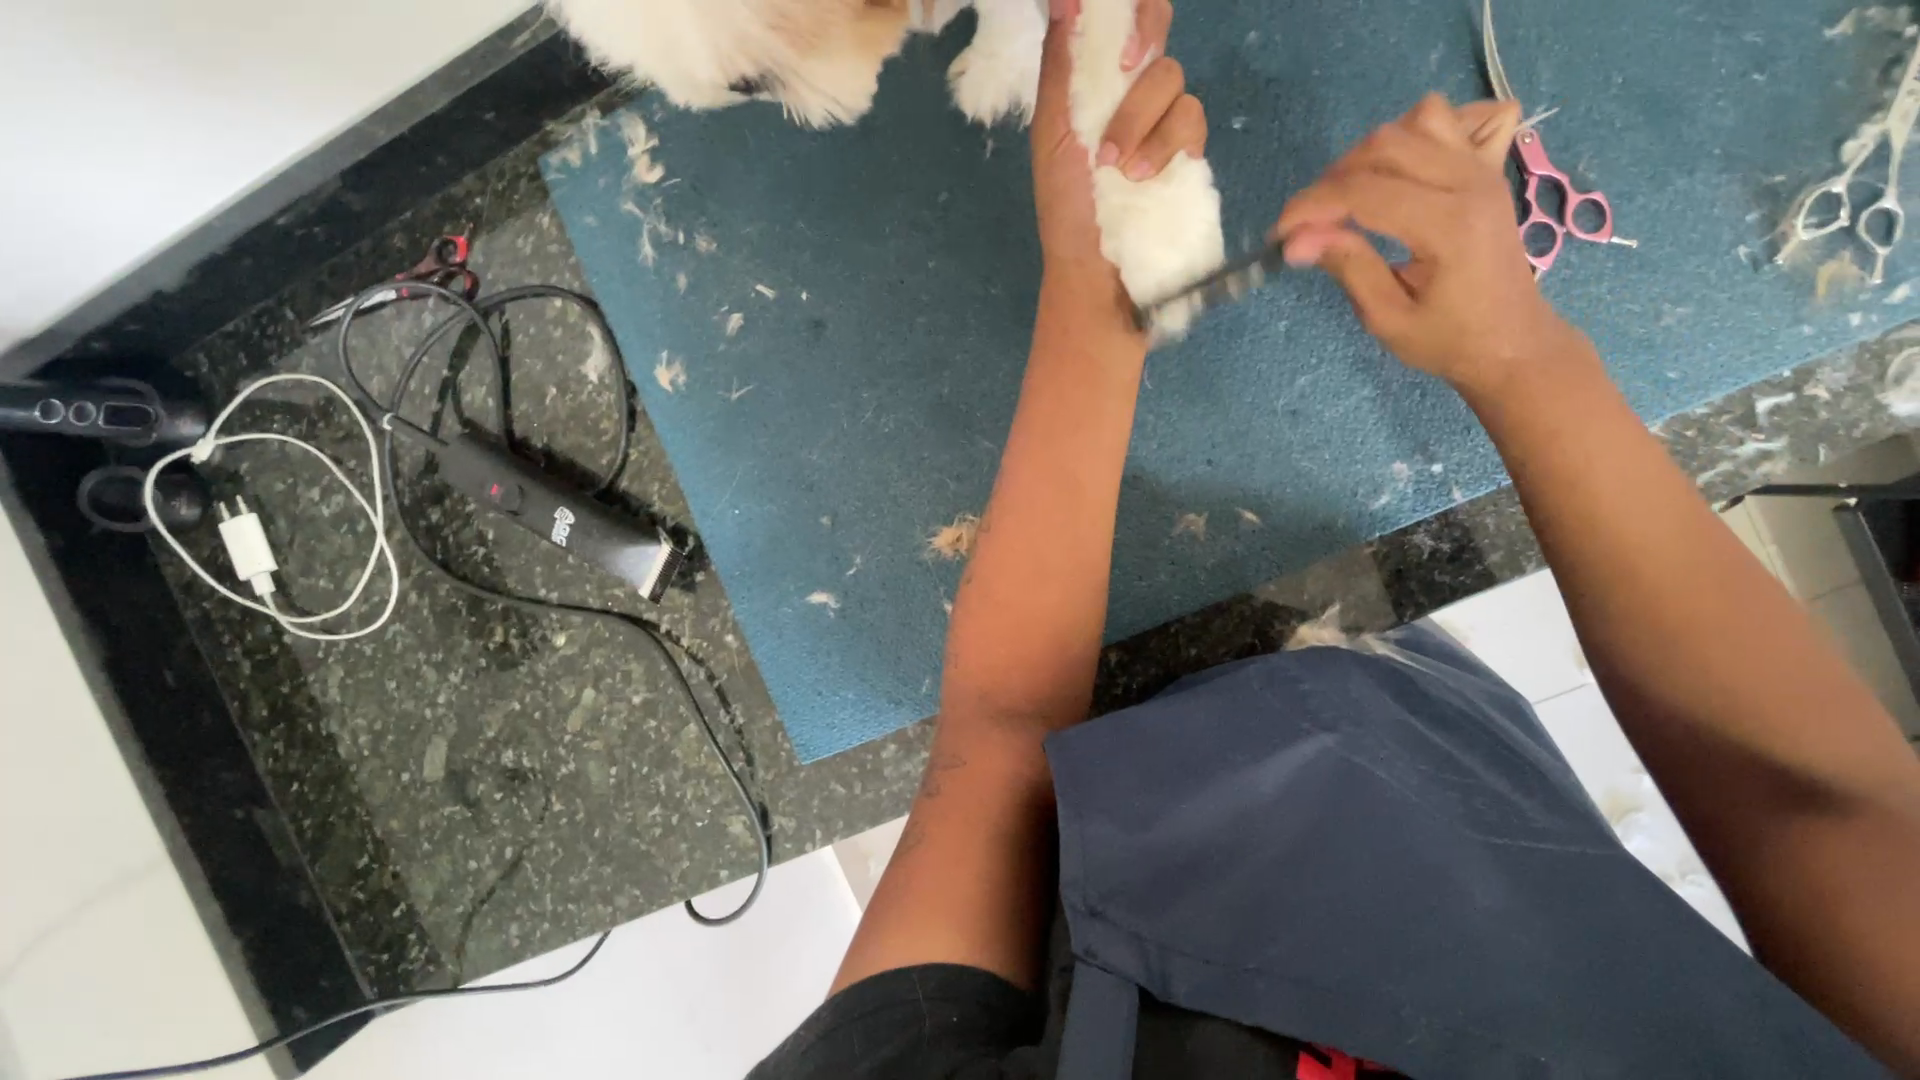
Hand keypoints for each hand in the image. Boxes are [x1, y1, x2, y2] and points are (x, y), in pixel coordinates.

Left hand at [1031, 0, 1201, 316]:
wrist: (1094, 270)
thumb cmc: (1065, 208)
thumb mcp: (1051, 136)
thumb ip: (1060, 68)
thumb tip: (1065, 0)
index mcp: (1095, 82)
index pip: (1122, 19)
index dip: (1129, 12)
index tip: (1114, 40)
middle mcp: (1133, 92)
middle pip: (1155, 35)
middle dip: (1134, 64)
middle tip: (1120, 90)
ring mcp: (1164, 120)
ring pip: (1174, 81)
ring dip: (1142, 122)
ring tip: (1120, 170)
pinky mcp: (1189, 151)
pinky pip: (1193, 119)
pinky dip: (1167, 145)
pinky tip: (1145, 177)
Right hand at [1274, 95, 1587, 391]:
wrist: (1511, 342)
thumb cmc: (1448, 340)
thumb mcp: (1387, 317)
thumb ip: (1347, 267)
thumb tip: (1296, 240)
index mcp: (1448, 225)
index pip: (1365, 191)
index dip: (1311, 206)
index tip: (1280, 234)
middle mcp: (1470, 182)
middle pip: (1386, 144)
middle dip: (1333, 179)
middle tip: (1311, 222)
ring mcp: (1484, 169)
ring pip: (1418, 120)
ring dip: (1372, 152)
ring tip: (1352, 194)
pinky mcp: (1487, 168)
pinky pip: (1454, 119)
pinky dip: (1418, 133)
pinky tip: (1400, 169)